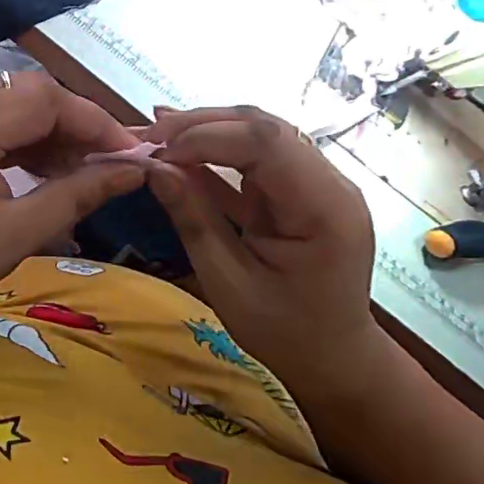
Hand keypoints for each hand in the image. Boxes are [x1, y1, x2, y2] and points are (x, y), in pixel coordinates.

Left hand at [0, 73, 148, 331]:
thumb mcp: (18, 233)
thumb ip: (79, 193)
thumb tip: (135, 170)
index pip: (44, 100)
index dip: (95, 122)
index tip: (131, 153)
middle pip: (32, 92)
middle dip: (78, 122)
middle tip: (111, 159)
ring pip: (18, 103)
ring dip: (57, 130)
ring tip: (88, 167)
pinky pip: (0, 121)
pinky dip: (33, 139)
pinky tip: (54, 168)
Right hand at [141, 106, 378, 391]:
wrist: (334, 359)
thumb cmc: (284, 334)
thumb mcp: (229, 284)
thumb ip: (194, 220)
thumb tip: (154, 168)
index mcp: (325, 208)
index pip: (267, 143)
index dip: (207, 135)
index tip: (158, 150)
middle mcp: (331, 183)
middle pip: (265, 129)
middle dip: (203, 124)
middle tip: (149, 132)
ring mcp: (319, 182)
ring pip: (260, 135)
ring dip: (208, 131)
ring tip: (159, 134)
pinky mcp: (301, 188)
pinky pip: (259, 157)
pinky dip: (218, 151)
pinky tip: (182, 147)